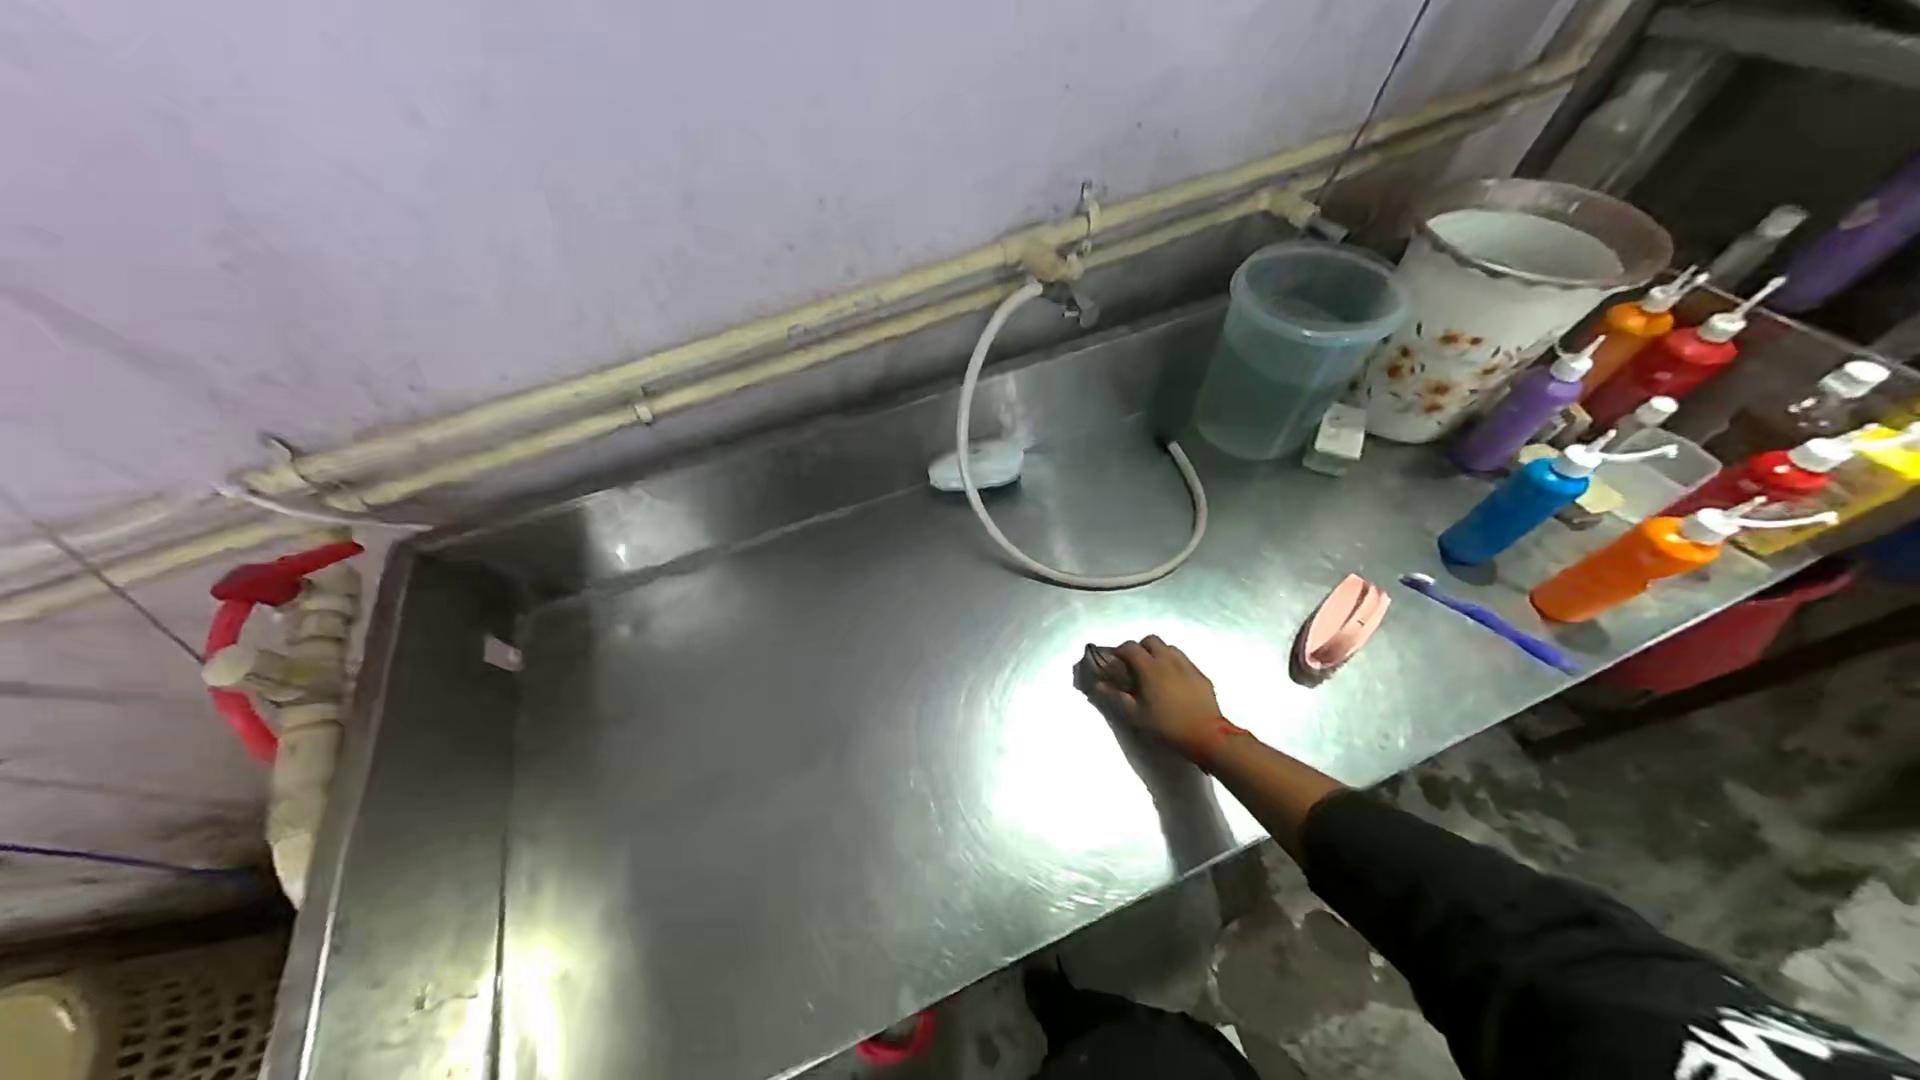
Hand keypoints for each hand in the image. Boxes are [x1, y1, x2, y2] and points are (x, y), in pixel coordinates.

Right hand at [1079, 635, 1227, 760]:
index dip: (1120, 650)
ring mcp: (1187, 666)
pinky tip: (1173, 682)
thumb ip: (1116, 697)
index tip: (1115, 661)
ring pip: (1169, 648)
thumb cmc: (1166, 725)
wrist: (1206, 735)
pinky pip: (1184, 660)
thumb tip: (1099, 685)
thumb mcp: (1136, 715)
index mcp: (1150, 668)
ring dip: (1158, 653)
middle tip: (1135, 664)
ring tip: (1155, 671)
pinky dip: (1174, 664)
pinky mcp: (1200, 675)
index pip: (1130, 647)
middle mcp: (1169, 660)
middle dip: (1140, 647)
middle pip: (1151, 640)